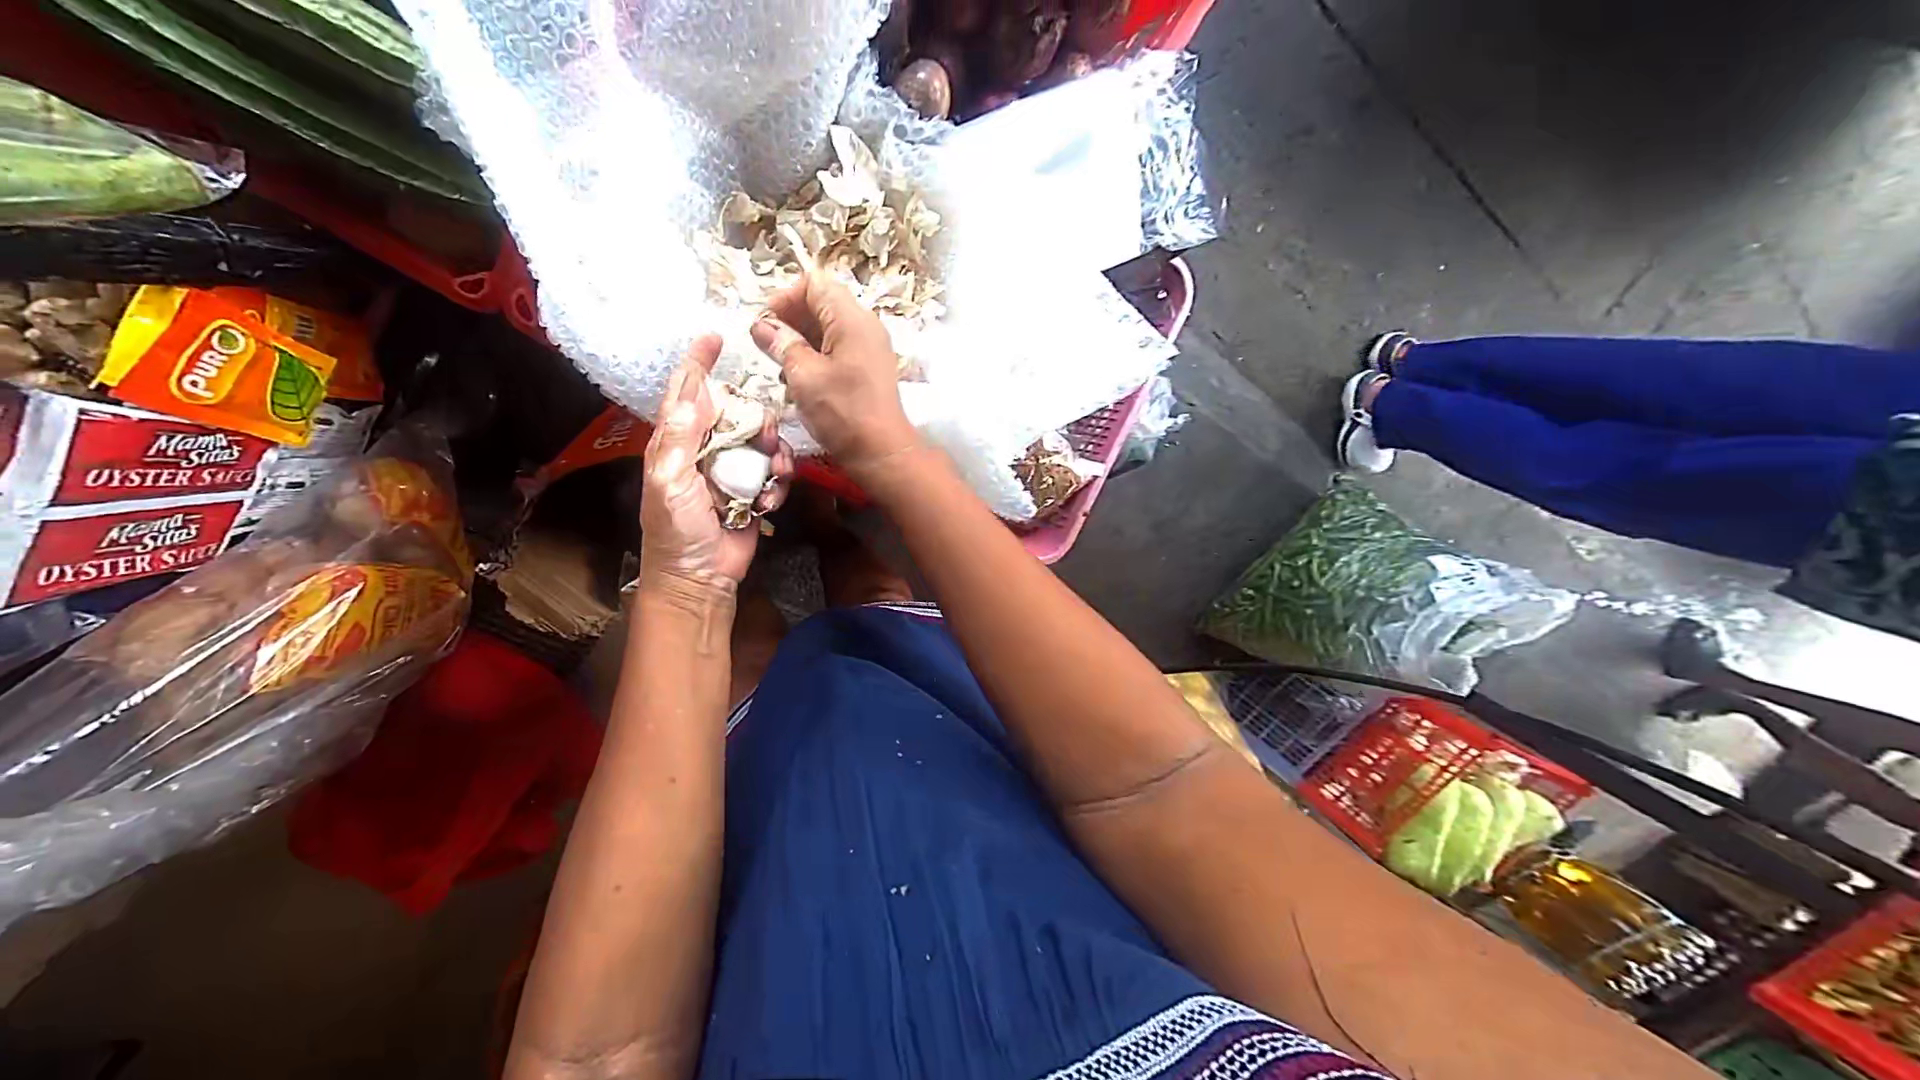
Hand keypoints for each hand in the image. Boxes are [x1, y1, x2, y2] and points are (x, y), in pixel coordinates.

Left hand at [639, 335, 791, 589]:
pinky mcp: (753, 491)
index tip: (713, 337)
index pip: (686, 394)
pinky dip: (777, 484)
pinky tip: (769, 501)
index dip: (698, 364)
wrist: (701, 577)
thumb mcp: (670, 482)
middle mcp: (704, 450)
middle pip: (736, 414)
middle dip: (755, 418)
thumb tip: (695, 390)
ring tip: (775, 472)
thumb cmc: (676, 531)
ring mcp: (731, 471)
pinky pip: (774, 473)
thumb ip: (681, 437)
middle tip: (764, 433)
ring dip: (773, 454)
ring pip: (761, 442)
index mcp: (676, 443)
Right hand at [753, 275, 919, 480]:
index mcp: (852, 318)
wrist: (882, 451)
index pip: (814, 283)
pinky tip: (799, 378)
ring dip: (800, 339)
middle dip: (790, 319)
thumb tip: (762, 326)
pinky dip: (816, 355)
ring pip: (828, 328)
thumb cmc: (843, 412)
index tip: (765, 322)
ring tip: (780, 365)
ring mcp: (870, 347)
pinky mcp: (870, 368)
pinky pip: (839, 348)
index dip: (785, 297)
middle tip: (767, 344)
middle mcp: (865, 325)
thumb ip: (781, 344)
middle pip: (822, 303)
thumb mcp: (803, 375)